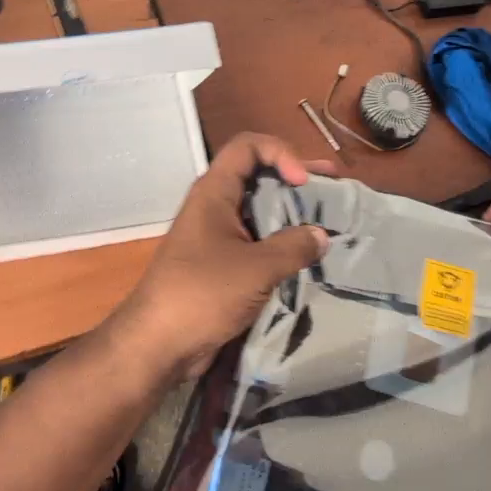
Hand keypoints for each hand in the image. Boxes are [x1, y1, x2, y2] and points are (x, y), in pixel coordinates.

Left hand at [110, 133, 330, 381]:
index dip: (280, 152)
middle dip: (295, 177)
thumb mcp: (255, 269)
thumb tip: (321, 235)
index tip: (303, 180)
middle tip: (333, 185)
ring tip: (328, 219)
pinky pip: (256, 240)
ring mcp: (217, 235)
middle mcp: (215, 206)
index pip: (248, 146)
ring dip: (292, 211)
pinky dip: (282, 240)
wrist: (157, 345)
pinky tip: (308, 254)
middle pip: (257, 175)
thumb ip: (293, 247)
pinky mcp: (222, 263)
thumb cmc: (202, 294)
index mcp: (214, 192)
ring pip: (259, 209)